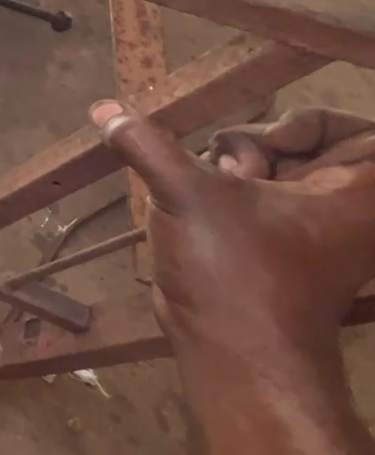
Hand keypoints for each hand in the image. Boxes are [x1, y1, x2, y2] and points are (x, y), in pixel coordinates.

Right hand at [91, 102, 374, 361]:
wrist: (232, 346)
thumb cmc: (234, 269)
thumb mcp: (186, 193)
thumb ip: (145, 143)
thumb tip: (105, 108)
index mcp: (354, 197)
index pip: (364, 135)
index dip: (312, 122)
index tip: (268, 138)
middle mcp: (340, 208)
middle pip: (306, 143)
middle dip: (252, 143)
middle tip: (225, 169)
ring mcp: (304, 225)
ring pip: (268, 166)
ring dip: (223, 165)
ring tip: (200, 188)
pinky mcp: (270, 239)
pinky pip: (246, 192)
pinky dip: (213, 185)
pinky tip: (184, 198)